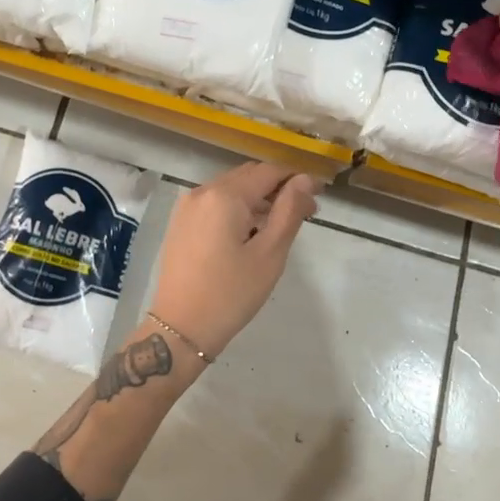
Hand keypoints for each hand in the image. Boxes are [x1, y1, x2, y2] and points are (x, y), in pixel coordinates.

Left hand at [148, 163, 320, 358]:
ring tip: (281, 223)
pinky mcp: (180, 222)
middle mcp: (202, 191)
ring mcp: (187, 206)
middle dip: (278, 187)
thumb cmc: (231, 294)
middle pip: (248, 175)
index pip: (268, 172)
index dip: (297, 178)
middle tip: (305, 211)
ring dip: (258, 197)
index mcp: (224, 196)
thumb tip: (304, 181)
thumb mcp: (269, 254)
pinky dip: (237, 207)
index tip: (319, 195)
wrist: (180, 328)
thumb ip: (288, 211)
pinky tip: (251, 230)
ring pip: (231, 188)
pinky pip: (215, 202)